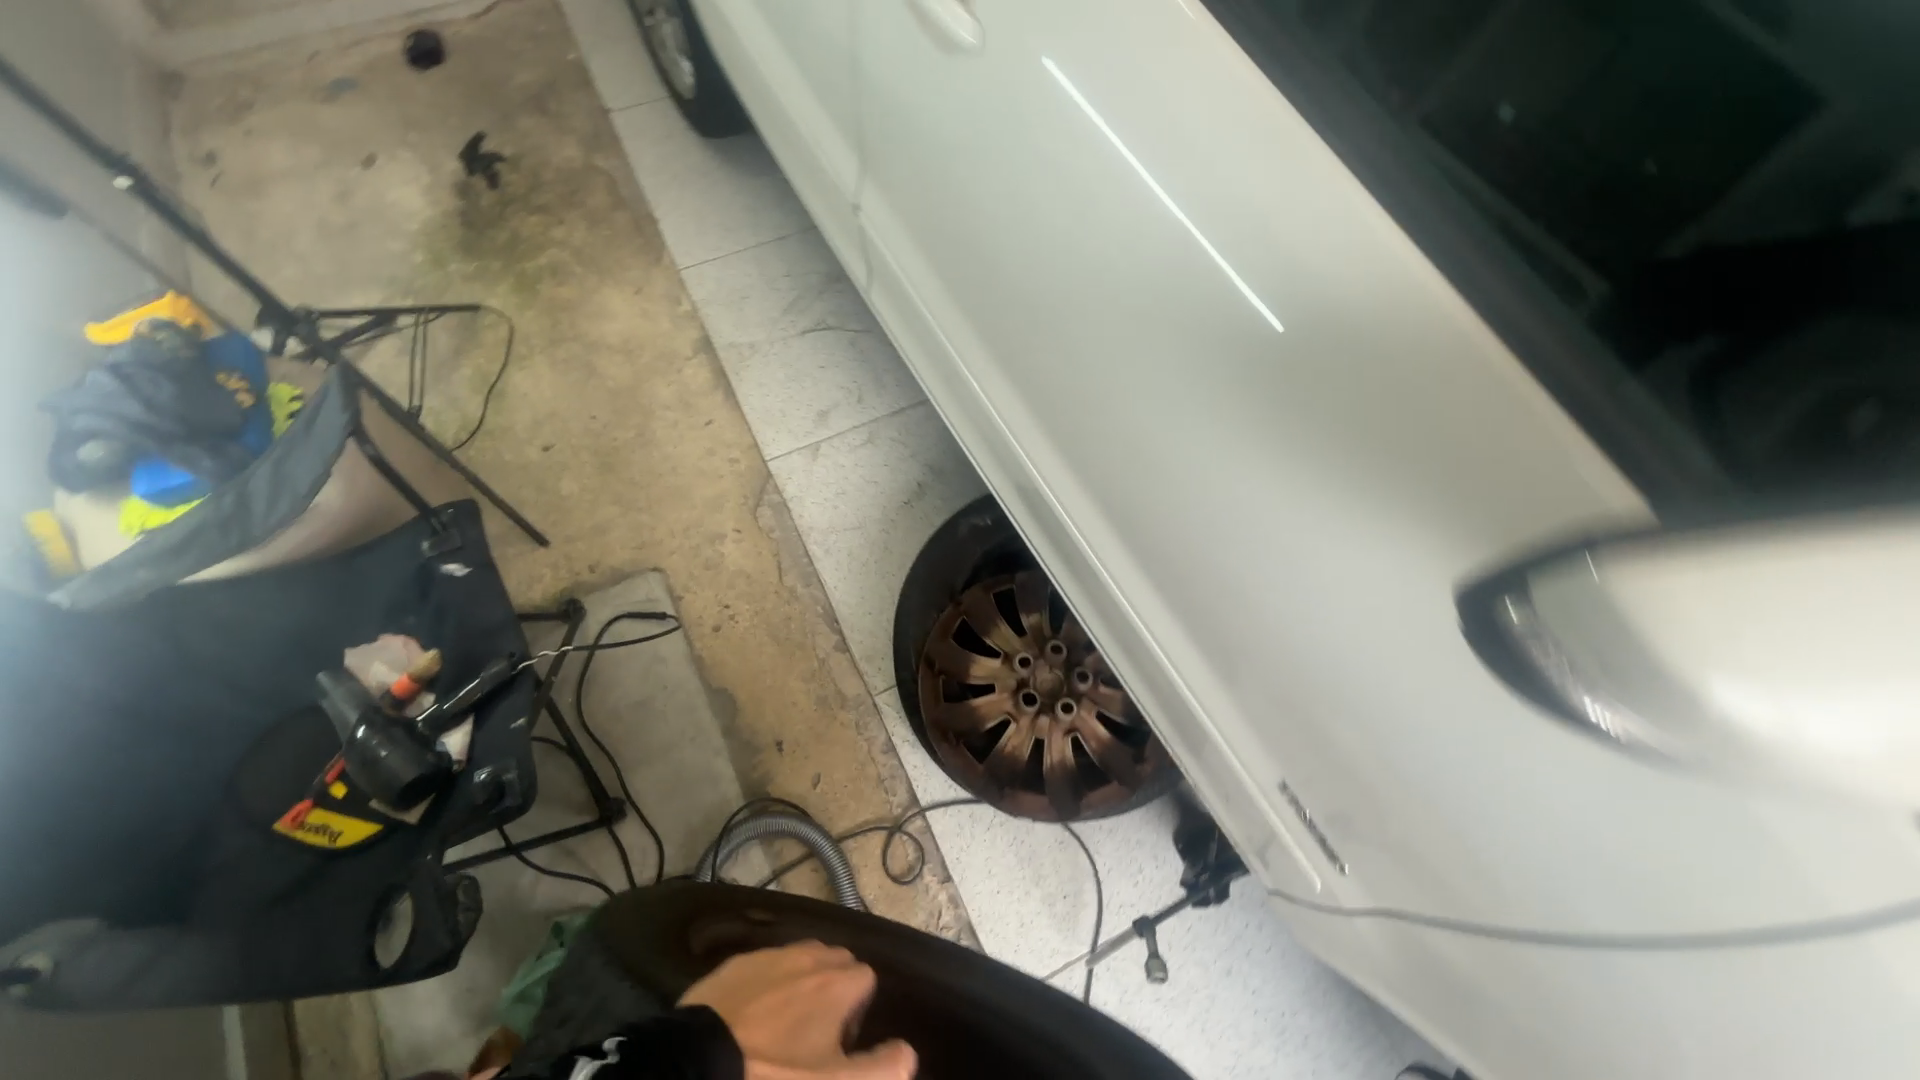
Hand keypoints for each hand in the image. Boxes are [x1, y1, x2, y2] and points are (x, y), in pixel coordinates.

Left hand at [678, 942, 916, 1079]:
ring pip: (797, 959)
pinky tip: (746, 1017)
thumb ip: (884, 1067)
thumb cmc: (775, 1075)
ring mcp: (765, 957)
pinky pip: (760, 967)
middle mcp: (807, 957)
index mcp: (836, 982)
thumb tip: (906, 1051)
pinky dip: (762, 985)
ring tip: (780, 1025)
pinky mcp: (730, 966)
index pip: (867, 977)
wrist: (698, 1069)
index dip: (858, 1009)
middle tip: (814, 1034)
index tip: (840, 1042)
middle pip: (834, 961)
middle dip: (832, 987)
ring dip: (799, 982)